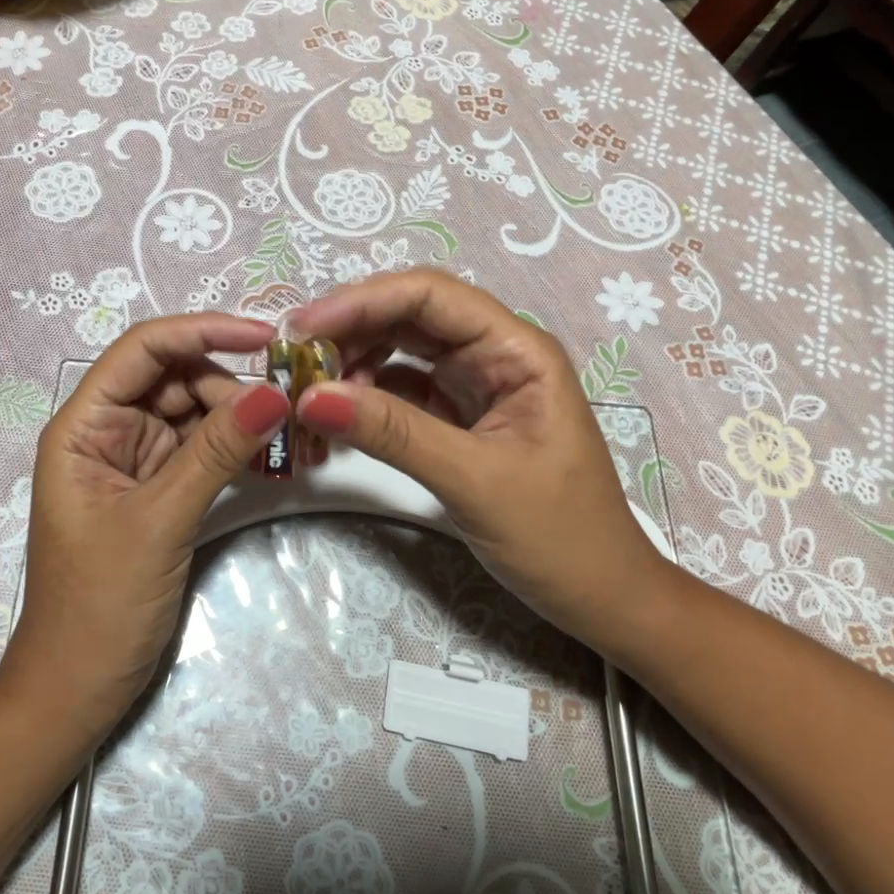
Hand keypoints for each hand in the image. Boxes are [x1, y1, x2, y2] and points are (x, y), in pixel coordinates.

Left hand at [2, 314, 290, 728]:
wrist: (78, 687)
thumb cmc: (99, 604)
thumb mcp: (159, 520)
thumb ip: (215, 452)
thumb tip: (274, 393)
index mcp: (83, 426)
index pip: (142, 351)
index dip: (202, 332)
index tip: (266, 336)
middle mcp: (107, 433)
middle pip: (175, 379)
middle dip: (231, 385)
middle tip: (289, 409)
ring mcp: (135, 463)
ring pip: (195, 415)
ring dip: (241, 419)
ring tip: (291, 438)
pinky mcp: (159, 493)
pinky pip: (203, 453)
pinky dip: (236, 452)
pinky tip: (274, 461)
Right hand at [289, 269, 670, 648]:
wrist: (601, 597)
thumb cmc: (559, 535)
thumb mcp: (473, 480)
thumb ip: (393, 432)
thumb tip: (309, 395)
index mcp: (517, 351)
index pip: (431, 297)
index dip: (363, 301)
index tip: (303, 328)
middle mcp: (494, 355)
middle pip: (409, 317)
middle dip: (349, 330)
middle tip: (292, 361)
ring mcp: (475, 386)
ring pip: (400, 352)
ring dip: (352, 364)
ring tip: (309, 394)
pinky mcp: (459, 419)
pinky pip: (401, 392)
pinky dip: (365, 399)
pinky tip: (337, 416)